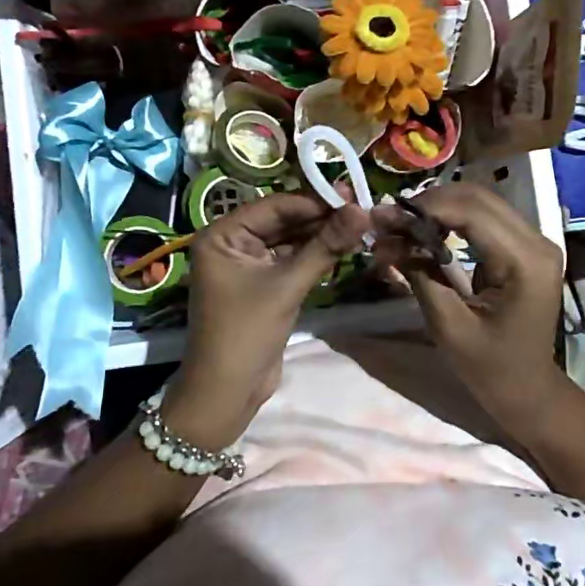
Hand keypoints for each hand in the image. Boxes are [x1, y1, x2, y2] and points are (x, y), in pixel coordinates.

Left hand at [180, 193, 369, 419]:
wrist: (228, 390)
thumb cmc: (247, 332)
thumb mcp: (287, 285)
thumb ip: (325, 246)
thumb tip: (362, 210)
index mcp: (222, 235)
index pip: (274, 206)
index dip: (314, 201)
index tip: (353, 194)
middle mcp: (231, 244)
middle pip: (282, 221)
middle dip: (320, 218)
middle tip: (363, 208)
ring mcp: (246, 266)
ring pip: (289, 241)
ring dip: (321, 236)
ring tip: (360, 224)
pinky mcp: (262, 285)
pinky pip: (290, 261)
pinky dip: (314, 255)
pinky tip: (343, 247)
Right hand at [375, 184, 564, 418]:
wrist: (527, 389)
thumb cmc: (489, 367)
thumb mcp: (448, 324)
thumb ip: (420, 273)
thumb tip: (386, 236)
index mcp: (526, 262)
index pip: (472, 212)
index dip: (426, 208)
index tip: (385, 217)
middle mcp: (538, 242)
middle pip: (478, 198)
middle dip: (430, 203)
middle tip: (389, 220)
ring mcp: (536, 242)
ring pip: (481, 202)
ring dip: (439, 208)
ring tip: (402, 226)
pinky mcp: (527, 247)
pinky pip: (486, 219)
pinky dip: (452, 219)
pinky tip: (425, 232)